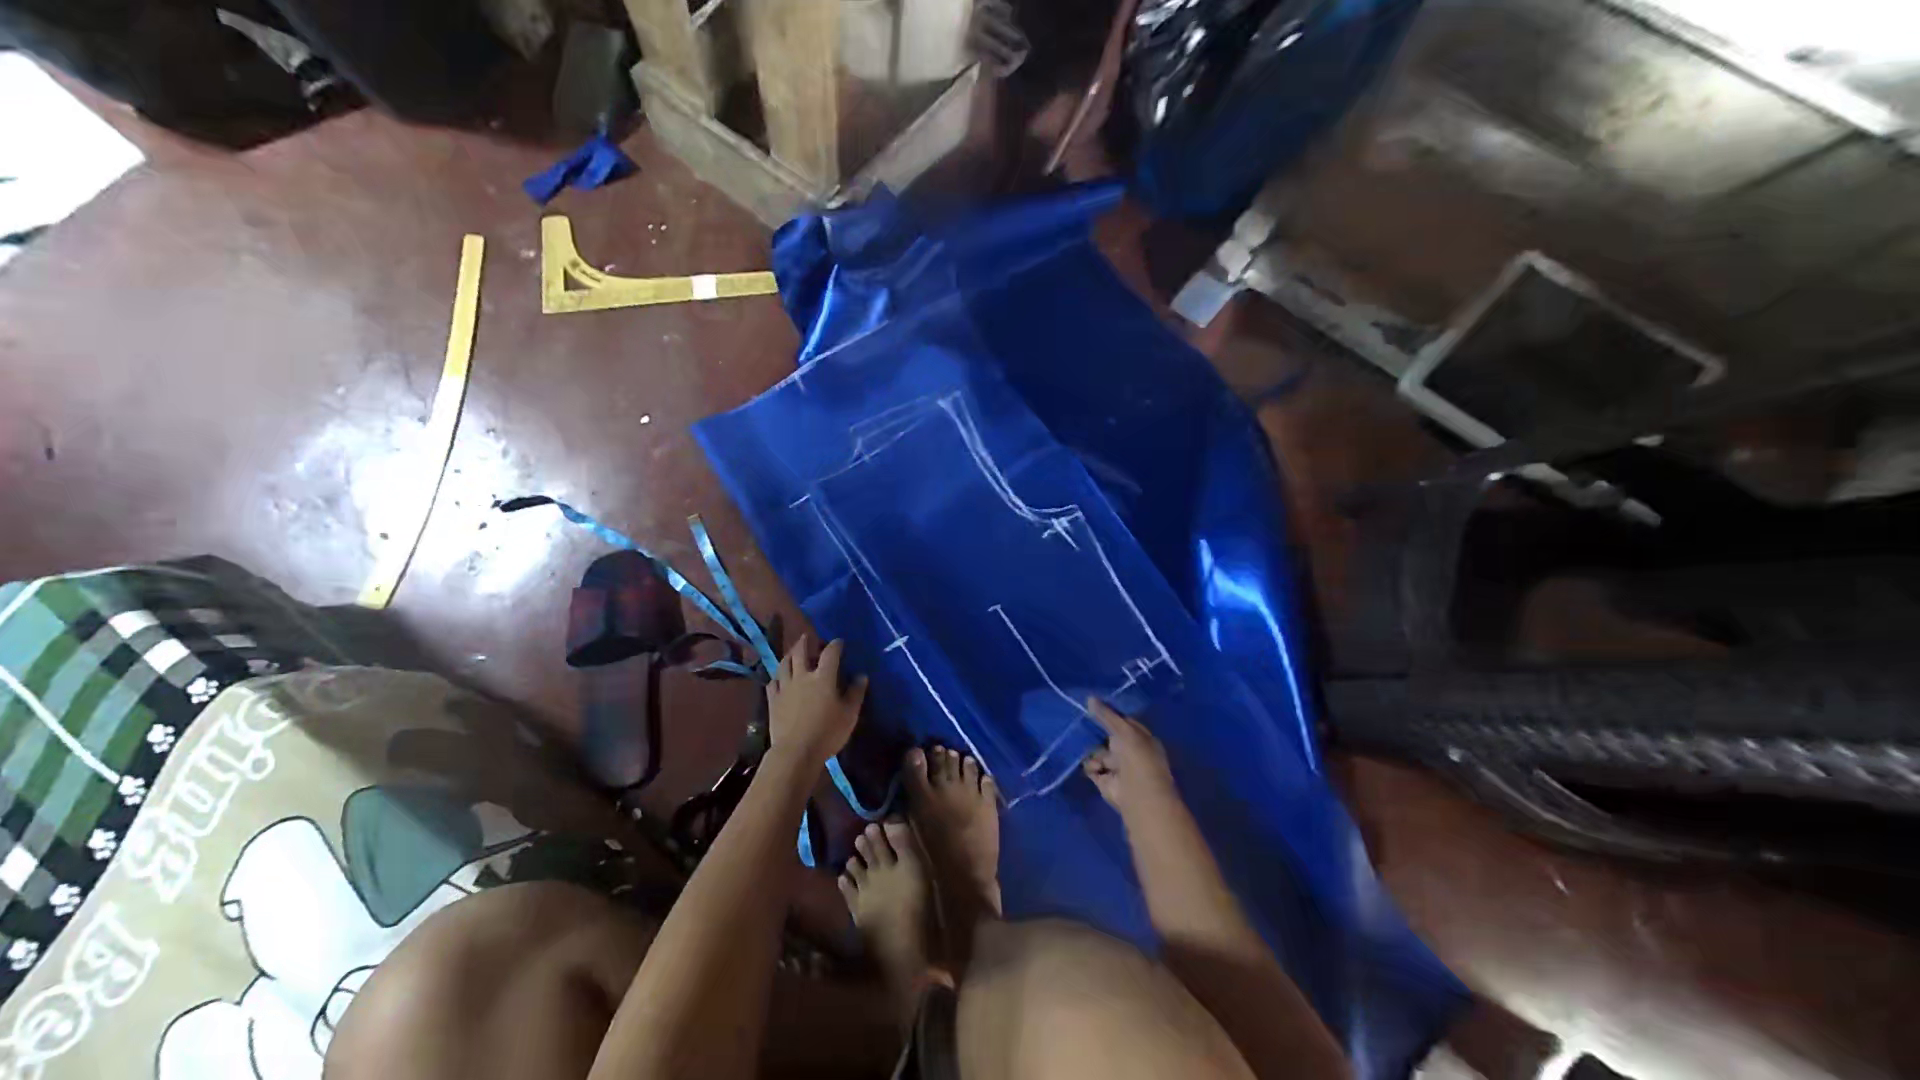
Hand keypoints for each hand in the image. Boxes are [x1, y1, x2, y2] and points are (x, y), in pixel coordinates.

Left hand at [766, 635, 867, 768]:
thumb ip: (856, 693)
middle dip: (805, 641)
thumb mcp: (849, 715)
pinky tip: (779, 677)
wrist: (796, 752)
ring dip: (789, 654)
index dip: (835, 644)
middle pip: (801, 652)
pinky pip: (773, 682)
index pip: (830, 653)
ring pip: (784, 664)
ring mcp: (785, 687)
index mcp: (823, 677)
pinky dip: (777, 676)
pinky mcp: (772, 700)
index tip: (839, 642)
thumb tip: (861, 676)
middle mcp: (802, 676)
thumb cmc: (827, 733)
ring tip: (793, 652)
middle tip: (808, 637)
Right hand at [1082, 698, 1178, 815]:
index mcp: (1140, 738)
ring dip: (1093, 751)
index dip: (1109, 715)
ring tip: (1096, 753)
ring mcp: (1117, 766)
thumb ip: (1106, 715)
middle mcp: (1129, 751)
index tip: (1092, 705)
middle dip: (1095, 731)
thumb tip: (1089, 698)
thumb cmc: (1137, 756)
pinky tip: (1096, 767)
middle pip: (1107, 736)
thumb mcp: (1124, 729)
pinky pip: (1092, 767)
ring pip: (1097, 751)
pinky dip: (1091, 766)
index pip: (1123, 722)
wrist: (1137, 792)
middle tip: (1081, 723)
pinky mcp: (1104, 779)